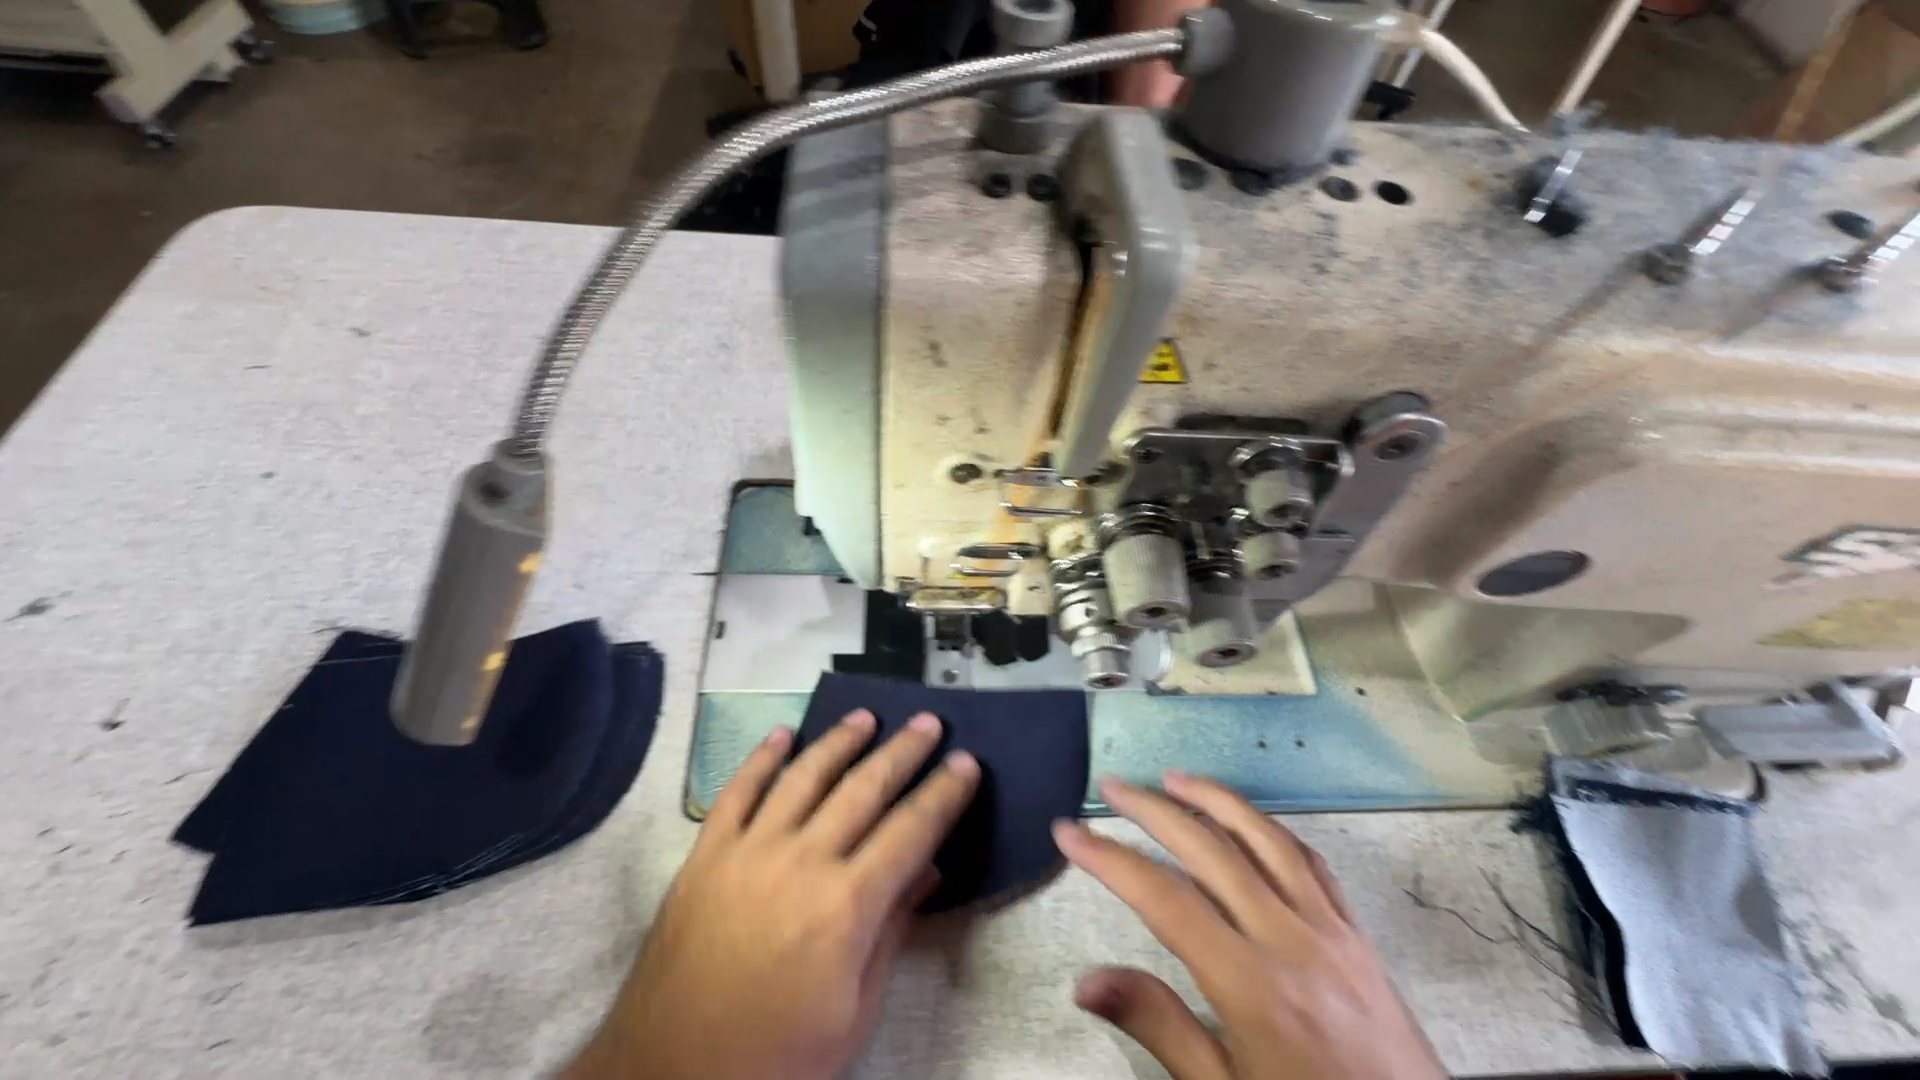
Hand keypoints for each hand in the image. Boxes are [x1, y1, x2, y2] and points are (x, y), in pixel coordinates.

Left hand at [565, 710, 979, 1079]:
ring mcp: (748, 851)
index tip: (966, 762)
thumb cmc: (778, 1055)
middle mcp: (801, 861)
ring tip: (866, 716)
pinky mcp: (706, 855)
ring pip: (804, 777)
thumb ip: (890, 932)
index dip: (943, 794)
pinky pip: (737, 791)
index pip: (911, 831)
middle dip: (903, 751)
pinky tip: (781, 733)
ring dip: (839, 741)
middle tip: (928, 721)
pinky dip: (760, 758)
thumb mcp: (854, 1012)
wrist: (670, 1072)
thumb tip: (925, 869)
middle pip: (864, 789)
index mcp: (846, 905)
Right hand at [1053, 772, 1445, 1079]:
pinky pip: (1312, 863)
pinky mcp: (1357, 934)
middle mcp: (1290, 940)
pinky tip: (1250, 822)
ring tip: (1174, 777)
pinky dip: (1272, 831)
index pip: (1164, 900)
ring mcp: (1330, 929)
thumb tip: (1086, 980)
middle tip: (1113, 786)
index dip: (1110, 859)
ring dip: (1215, 800)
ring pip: (1266, 840)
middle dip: (1155, 811)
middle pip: (1212, 851)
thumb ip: (1159, 1027)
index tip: (1068, 832)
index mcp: (1251, 986)